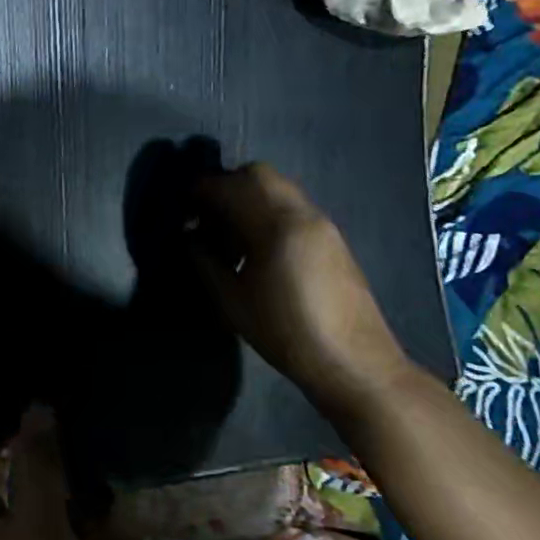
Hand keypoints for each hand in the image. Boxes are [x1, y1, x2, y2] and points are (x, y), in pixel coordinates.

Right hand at [191, 163, 407, 409]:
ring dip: (249, 195)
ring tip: (231, 231)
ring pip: (278, 186)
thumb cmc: (286, 335)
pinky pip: (293, 204)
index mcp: (274, 227)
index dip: (201, 190)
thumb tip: (190, 237)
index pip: (230, 187)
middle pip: (257, 174)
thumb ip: (207, 262)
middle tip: (207, 214)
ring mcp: (321, 222)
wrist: (355, 364)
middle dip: (227, 184)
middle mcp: (300, 213)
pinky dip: (269, 208)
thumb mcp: (234, 302)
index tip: (183, 205)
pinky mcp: (332, 236)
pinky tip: (258, 244)